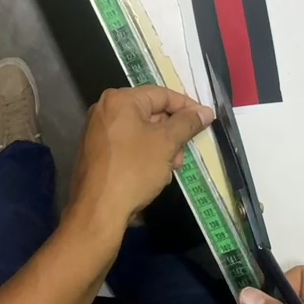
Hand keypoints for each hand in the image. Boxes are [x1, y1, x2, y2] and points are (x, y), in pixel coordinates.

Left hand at [63, 86, 211, 235]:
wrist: (98, 209)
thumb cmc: (133, 169)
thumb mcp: (166, 144)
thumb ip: (186, 123)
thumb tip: (204, 111)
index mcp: (119, 100)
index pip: (161, 94)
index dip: (187, 106)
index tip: (206, 120)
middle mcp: (105, 110)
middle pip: (150, 113)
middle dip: (172, 134)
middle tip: (183, 154)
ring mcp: (98, 131)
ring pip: (141, 132)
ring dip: (161, 149)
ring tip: (169, 170)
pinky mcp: (97, 152)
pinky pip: (128, 146)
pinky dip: (145, 156)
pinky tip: (154, 175)